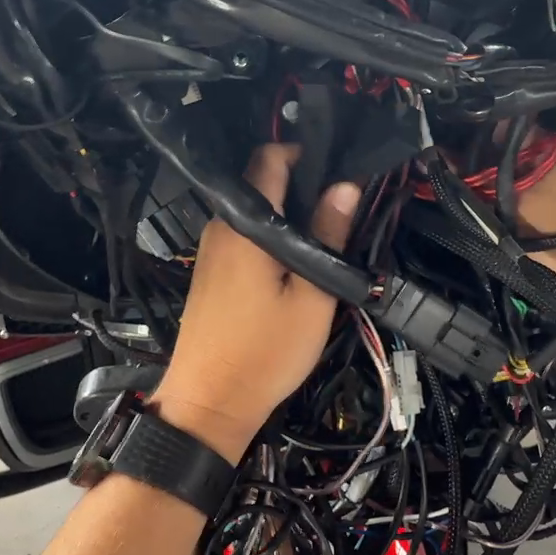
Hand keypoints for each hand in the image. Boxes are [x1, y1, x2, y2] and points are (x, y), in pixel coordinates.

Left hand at [153, 144, 360, 460]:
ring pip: (252, 211)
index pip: (268, 159)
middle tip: (338, 206)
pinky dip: (268, 235)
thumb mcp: (313, 295)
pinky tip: (293, 262)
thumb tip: (346, 186)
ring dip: (285, 214)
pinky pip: (242, 235)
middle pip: (259, 184)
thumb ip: (328, 236)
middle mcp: (221, 229)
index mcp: (246, 226)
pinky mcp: (210, 272)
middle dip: (299, 185)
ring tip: (323, 235)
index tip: (333, 167)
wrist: (209, 402)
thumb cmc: (265, 352)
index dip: (301, 152)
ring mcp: (211, 251)